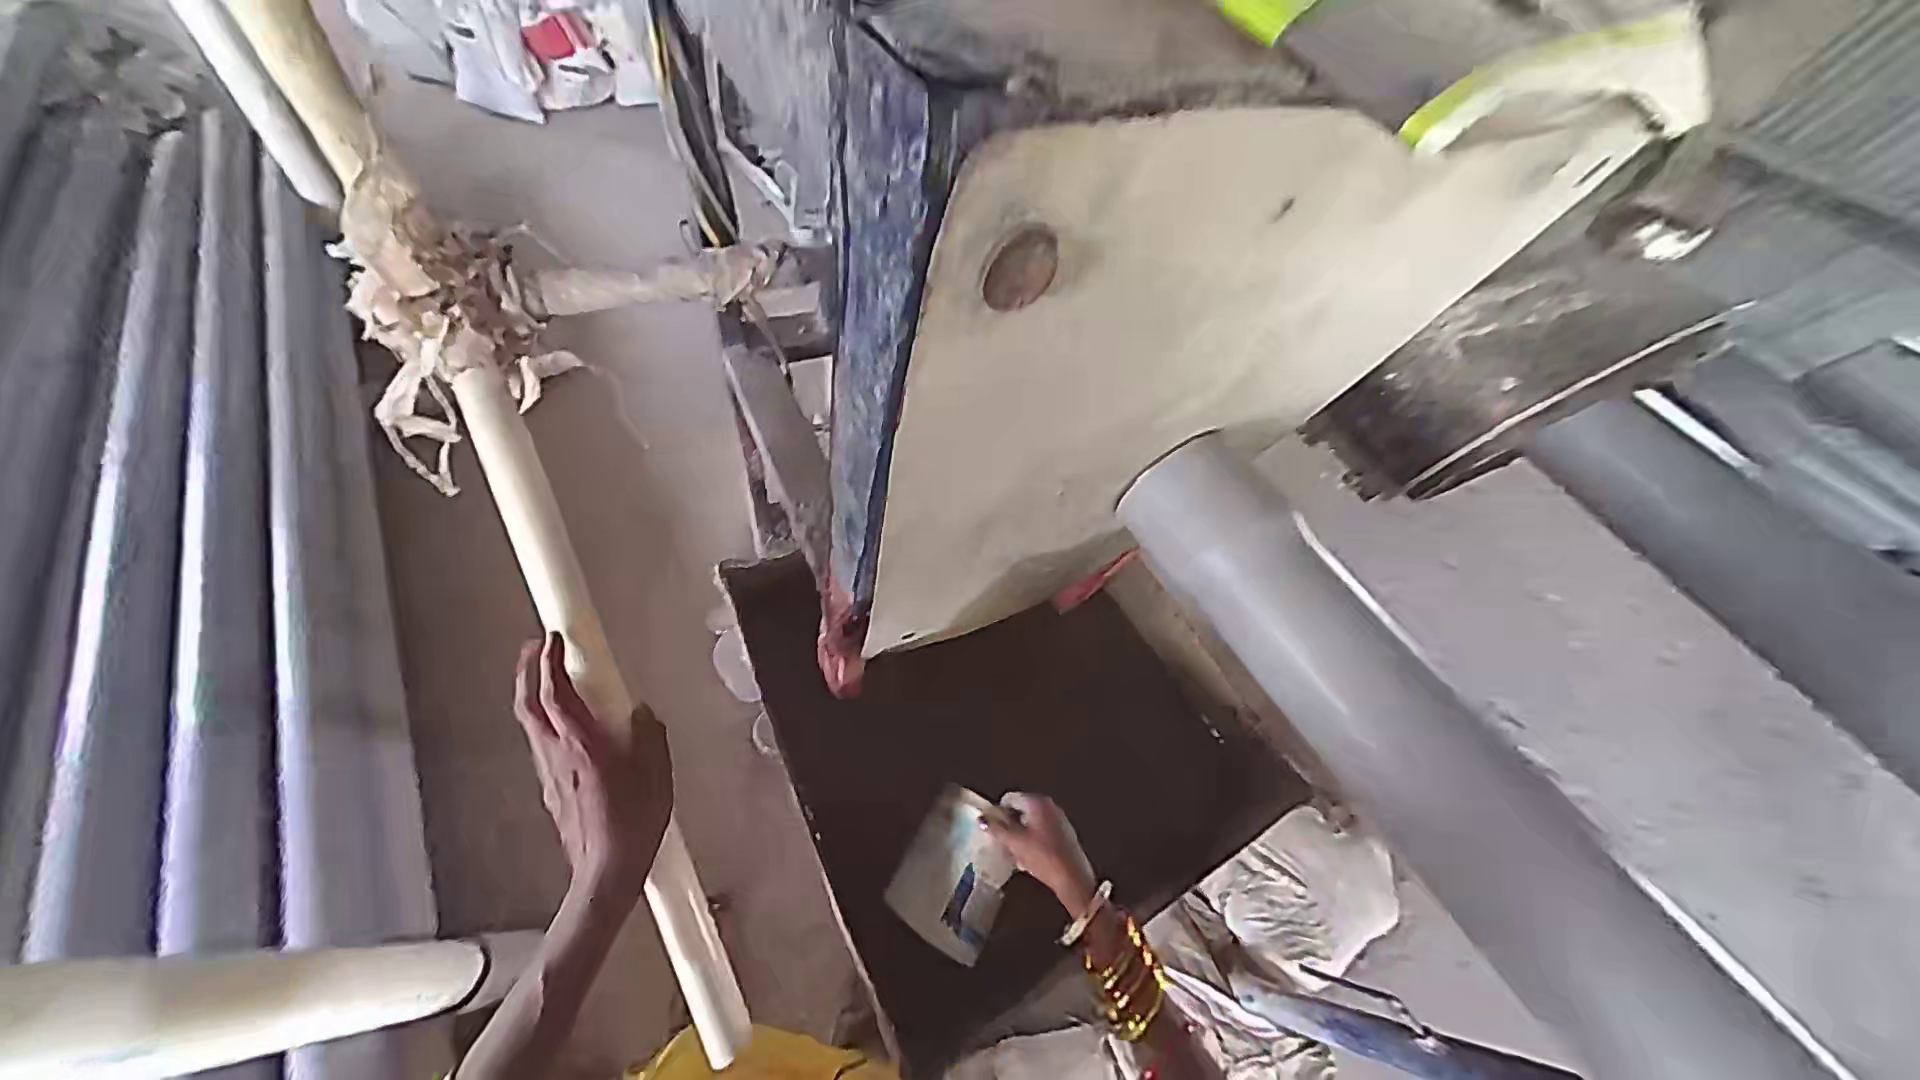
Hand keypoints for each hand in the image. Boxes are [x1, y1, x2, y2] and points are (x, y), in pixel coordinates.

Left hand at [513, 633, 673, 899]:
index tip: (554, 638)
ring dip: (533, 695)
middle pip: (529, 706)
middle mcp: (557, 756)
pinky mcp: (551, 789)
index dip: (551, 663)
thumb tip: (641, 711)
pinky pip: (540, 744)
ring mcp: (549, 774)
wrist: (606, 871)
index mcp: (583, 745)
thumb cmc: (634, 820)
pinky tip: (563, 721)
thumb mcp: (657, 770)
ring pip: (530, 725)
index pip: (556, 695)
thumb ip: (649, 734)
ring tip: (548, 676)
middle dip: (528, 671)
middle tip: (537, 647)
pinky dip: (544, 720)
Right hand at [984, 792, 1099, 915]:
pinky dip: (1032, 840)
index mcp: (1036, 802)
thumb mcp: (1014, 843)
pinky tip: (1029, 858)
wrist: (1073, 877)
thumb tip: (982, 818)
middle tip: (1002, 842)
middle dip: (1009, 825)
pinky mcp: (1064, 833)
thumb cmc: (1042, 856)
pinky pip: (1042, 831)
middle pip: (1021, 809)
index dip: (998, 811)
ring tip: (1015, 853)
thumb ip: (996, 829)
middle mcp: (1048, 805)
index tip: (992, 828)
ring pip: (1031, 822)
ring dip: (1020, 834)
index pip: (1009, 798)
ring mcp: (1058, 818)